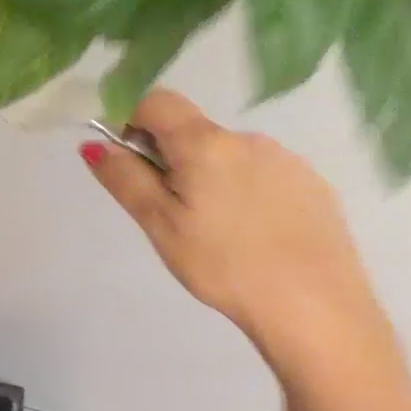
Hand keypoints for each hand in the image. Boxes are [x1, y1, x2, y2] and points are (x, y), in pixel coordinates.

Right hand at [83, 90, 393, 372]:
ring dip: (205, 175)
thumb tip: (94, 144)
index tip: (126, 161)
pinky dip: (240, 191)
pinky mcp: (314, 186)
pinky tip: (247, 233)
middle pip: (191, 130)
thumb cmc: (222, 263)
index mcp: (206, 144)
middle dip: (167, 157)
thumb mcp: (158, 222)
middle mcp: (249, 139)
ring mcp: (288, 161)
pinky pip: (260, 174)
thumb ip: (124, 177)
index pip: (157, 101)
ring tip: (210, 228)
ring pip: (225, 154)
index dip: (130, 120)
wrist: (316, 308)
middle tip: (165, 210)